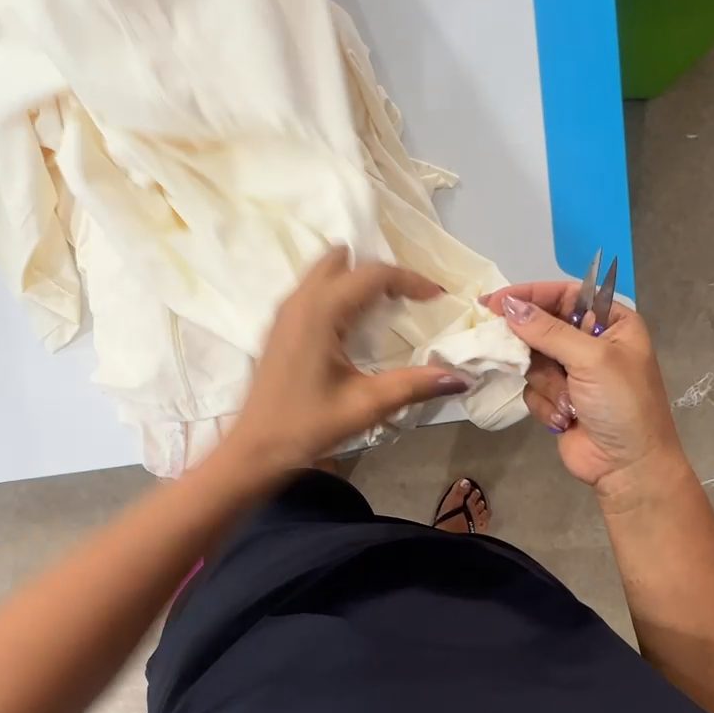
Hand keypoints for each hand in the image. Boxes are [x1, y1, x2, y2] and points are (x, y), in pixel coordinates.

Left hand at [223, 248, 469, 472]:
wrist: (253, 450)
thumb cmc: (306, 427)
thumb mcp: (365, 406)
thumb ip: (414, 386)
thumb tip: (460, 377)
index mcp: (321, 311)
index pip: (373, 274)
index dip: (410, 280)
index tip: (437, 297)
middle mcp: (299, 301)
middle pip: (345, 262)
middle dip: (379, 273)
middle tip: (408, 297)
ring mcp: (284, 313)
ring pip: (325, 273)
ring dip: (356, 281)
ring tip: (387, 307)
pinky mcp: (279, 328)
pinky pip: (312, 291)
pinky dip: (338, 294)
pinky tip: (354, 327)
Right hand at [485, 281, 685, 494]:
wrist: (628, 466)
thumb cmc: (622, 404)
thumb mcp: (591, 359)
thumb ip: (548, 330)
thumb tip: (508, 306)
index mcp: (613, 323)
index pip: (565, 295)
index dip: (531, 296)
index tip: (496, 301)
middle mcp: (592, 344)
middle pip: (543, 328)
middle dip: (533, 347)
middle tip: (506, 347)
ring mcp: (574, 373)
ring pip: (534, 362)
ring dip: (547, 385)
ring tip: (568, 403)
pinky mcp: (558, 400)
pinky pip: (533, 390)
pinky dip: (546, 405)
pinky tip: (566, 420)